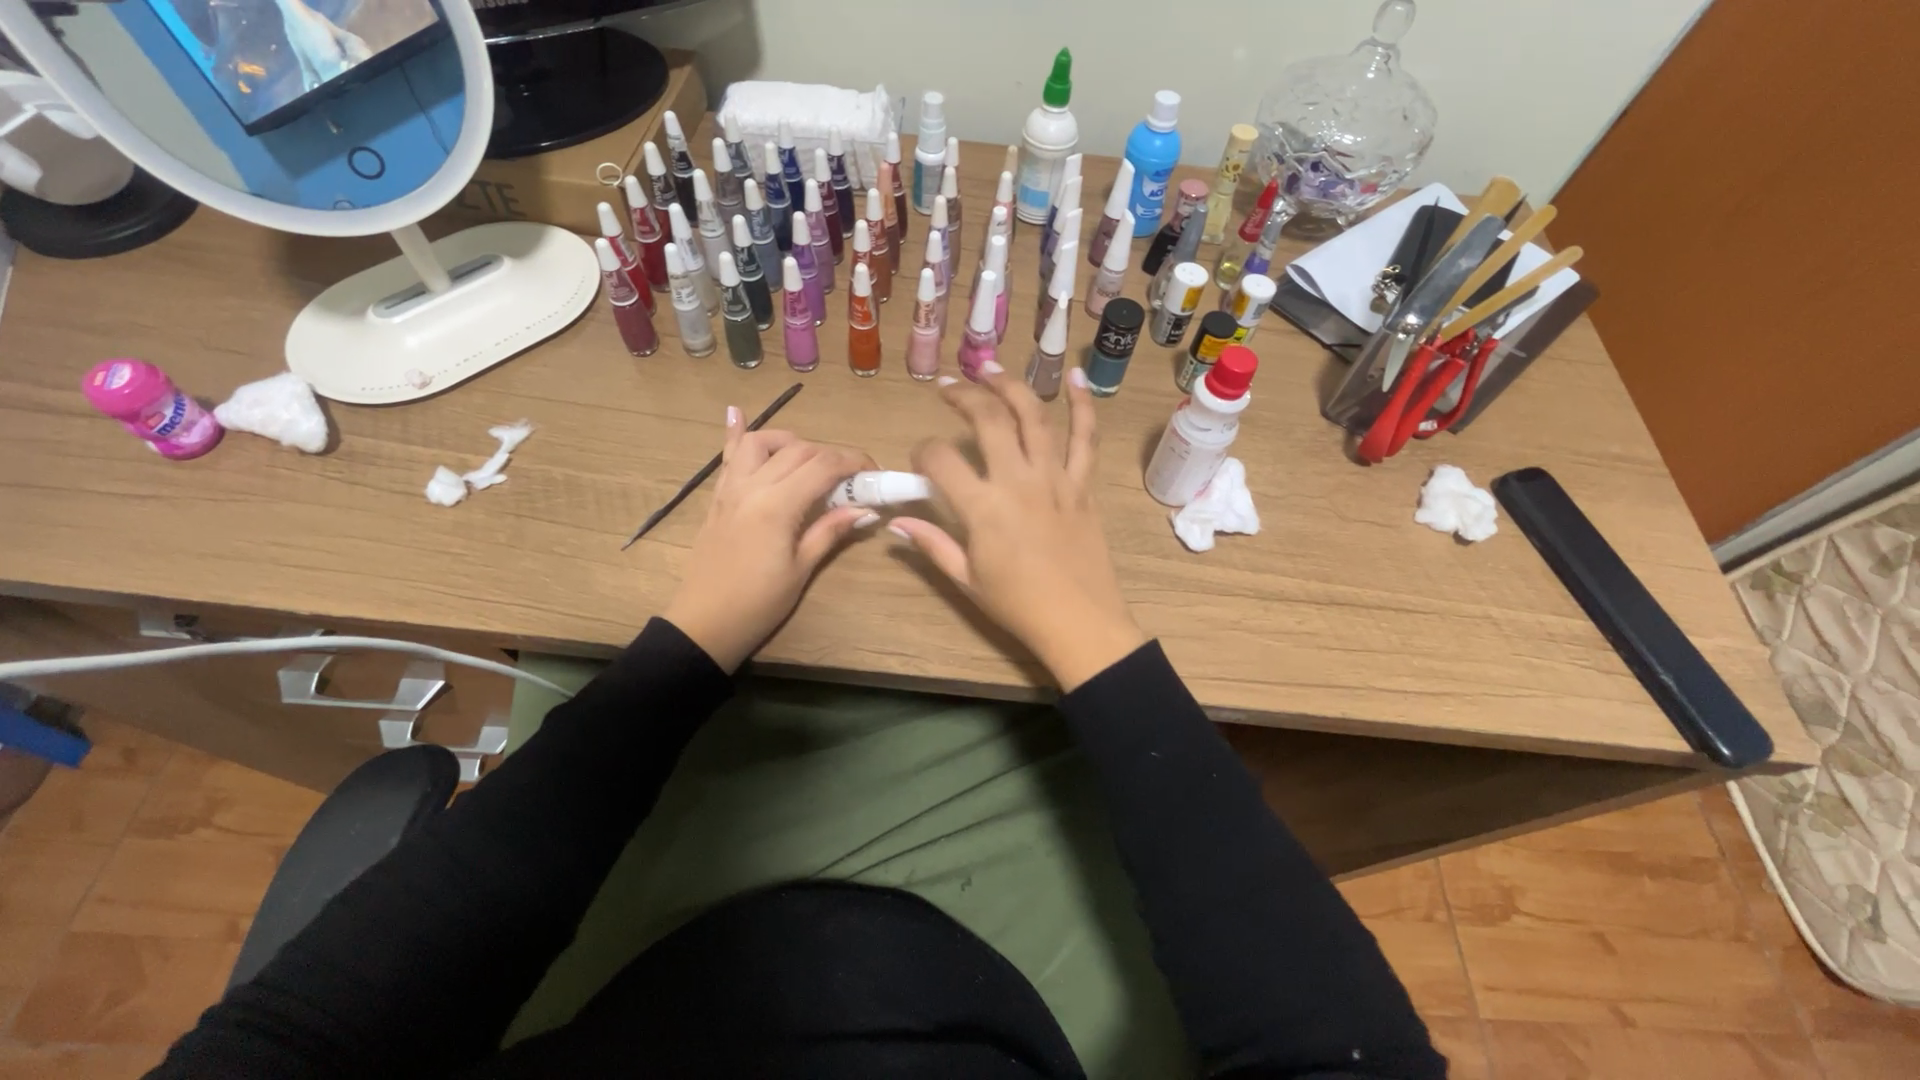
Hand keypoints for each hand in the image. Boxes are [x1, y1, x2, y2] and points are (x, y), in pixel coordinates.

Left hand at [662, 407, 876, 671]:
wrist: (705, 624)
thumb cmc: (759, 604)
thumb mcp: (801, 570)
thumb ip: (830, 531)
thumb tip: (865, 509)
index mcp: (777, 505)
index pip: (823, 465)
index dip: (855, 462)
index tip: (876, 473)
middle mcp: (752, 486)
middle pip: (799, 450)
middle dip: (831, 456)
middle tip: (853, 479)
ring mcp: (730, 489)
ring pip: (762, 443)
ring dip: (792, 442)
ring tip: (810, 461)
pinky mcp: (718, 498)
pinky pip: (728, 457)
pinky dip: (736, 434)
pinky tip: (736, 412)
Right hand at [890, 365, 1145, 690]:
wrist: (1078, 621)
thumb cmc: (1018, 605)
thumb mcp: (966, 579)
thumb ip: (932, 544)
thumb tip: (896, 523)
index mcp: (983, 508)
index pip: (941, 459)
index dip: (923, 451)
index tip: (921, 459)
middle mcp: (1018, 481)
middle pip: (988, 420)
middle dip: (963, 396)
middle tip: (948, 388)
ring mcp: (1055, 478)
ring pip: (1034, 416)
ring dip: (1010, 386)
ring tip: (991, 369)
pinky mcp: (1082, 484)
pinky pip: (1085, 438)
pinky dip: (1083, 405)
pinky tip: (1076, 378)